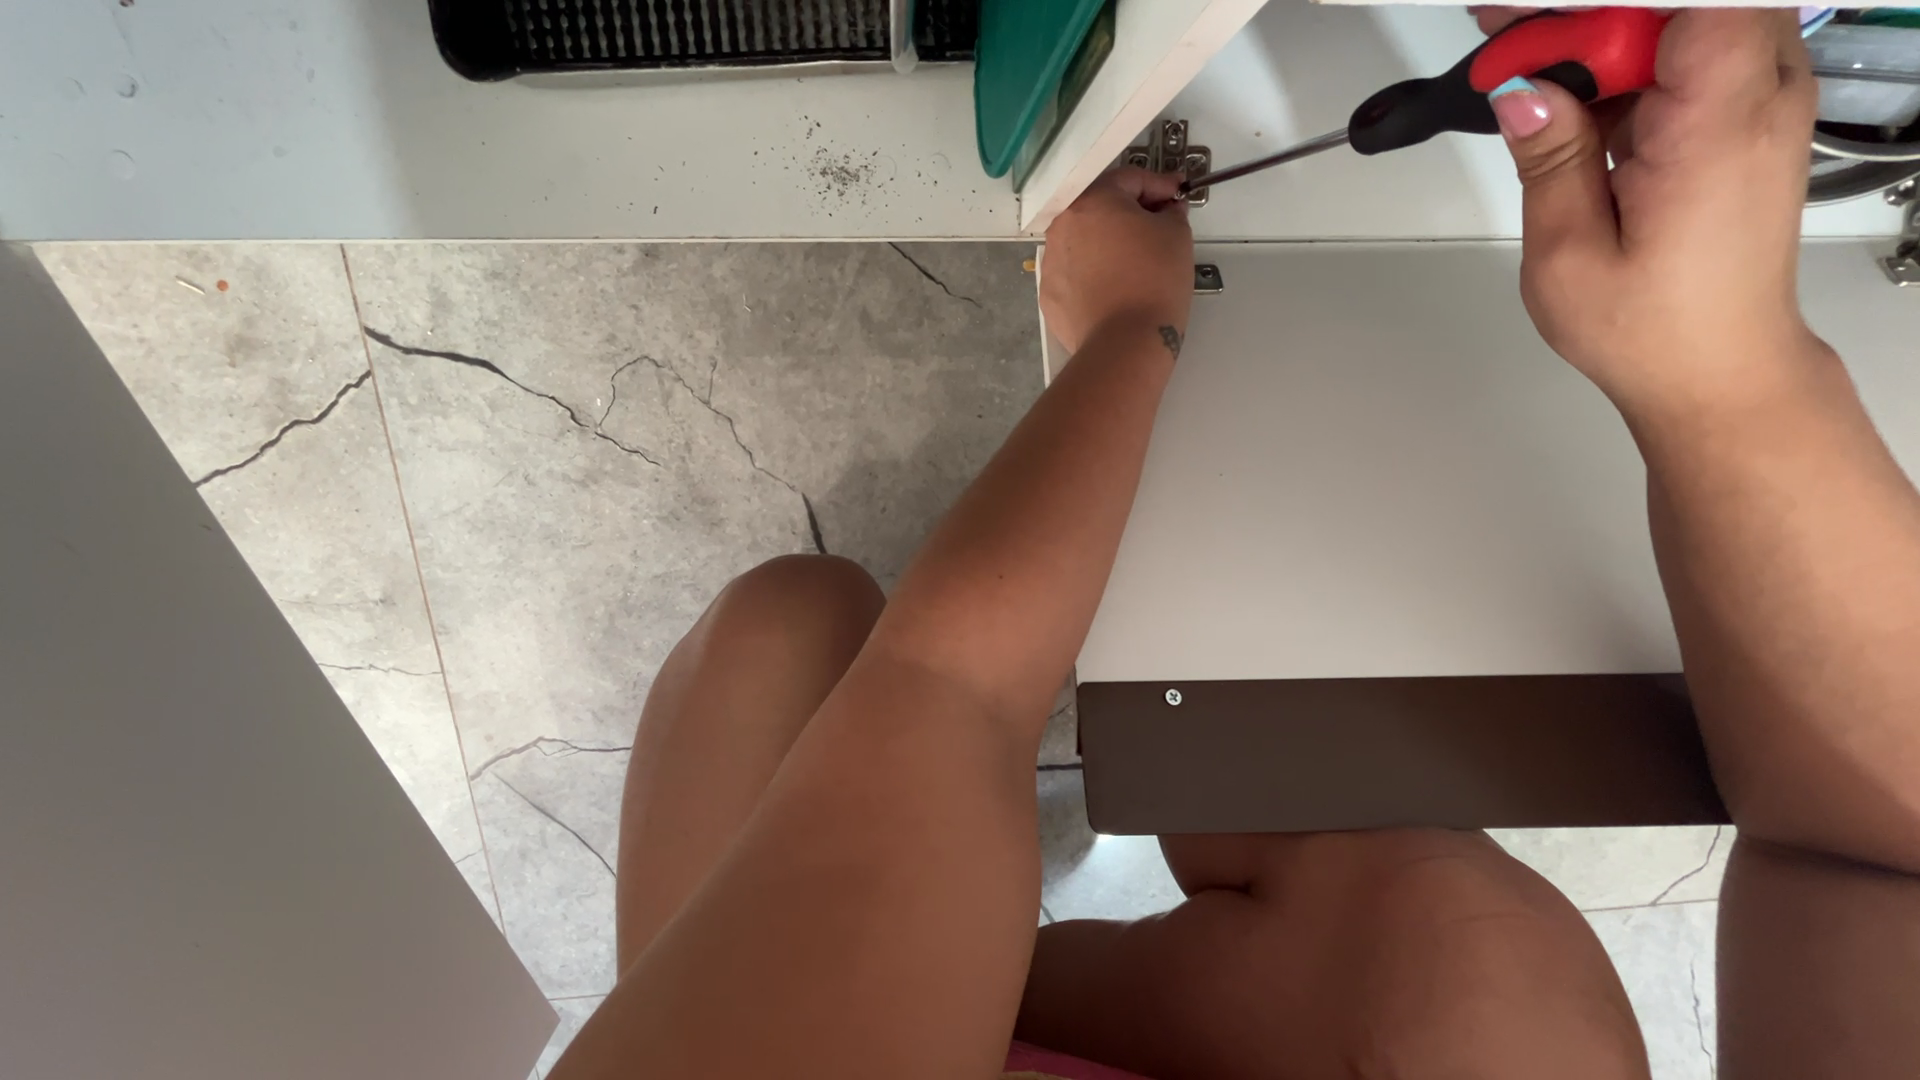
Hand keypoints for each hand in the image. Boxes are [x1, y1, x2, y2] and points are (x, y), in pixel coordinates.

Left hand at [1041, 167, 1193, 356]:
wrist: (1123, 344)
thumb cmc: (1152, 283)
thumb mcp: (1176, 234)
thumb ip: (1171, 211)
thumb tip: (1166, 210)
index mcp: (1091, 202)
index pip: (1129, 179)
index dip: (1159, 185)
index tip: (1176, 195)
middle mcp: (1061, 228)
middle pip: (1100, 209)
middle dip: (1131, 214)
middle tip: (1158, 226)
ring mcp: (1050, 264)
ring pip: (1084, 243)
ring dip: (1109, 245)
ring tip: (1136, 263)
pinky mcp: (1050, 296)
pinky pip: (1075, 275)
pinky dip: (1094, 275)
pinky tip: (1115, 289)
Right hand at [1484, 10, 1826, 421]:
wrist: (1715, 363)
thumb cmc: (1645, 324)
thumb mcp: (1569, 252)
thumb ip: (1550, 160)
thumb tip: (1522, 91)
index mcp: (1719, 124)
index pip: (1675, 5)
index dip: (1588, 9)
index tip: (1510, 26)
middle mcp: (1761, 93)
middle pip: (1675, 7)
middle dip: (1583, 18)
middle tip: (1500, 36)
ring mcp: (1759, 101)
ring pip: (1678, 24)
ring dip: (1597, 39)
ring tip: (1516, 65)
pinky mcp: (1741, 117)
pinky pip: (1685, 58)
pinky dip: (1620, 64)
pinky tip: (1564, 95)